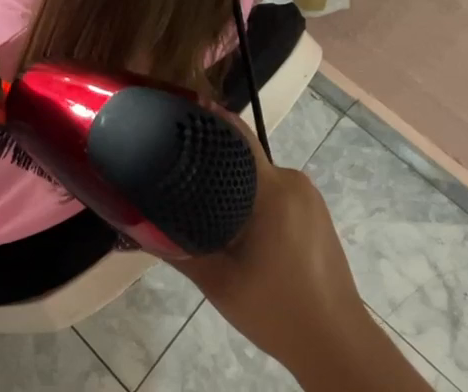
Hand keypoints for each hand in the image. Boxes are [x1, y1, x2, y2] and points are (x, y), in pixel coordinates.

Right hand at [169, 121, 428, 389]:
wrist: (338, 347)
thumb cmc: (276, 310)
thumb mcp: (215, 281)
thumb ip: (172, 246)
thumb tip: (129, 222)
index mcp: (273, 188)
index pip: (233, 132)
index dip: (199, 121)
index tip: (166, 121)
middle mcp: (293, 181)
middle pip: (241, 153)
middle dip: (207, 159)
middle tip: (169, 170)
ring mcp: (308, 196)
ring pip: (255, 173)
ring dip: (229, 182)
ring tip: (195, 199)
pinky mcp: (314, 212)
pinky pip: (273, 188)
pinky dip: (249, 197)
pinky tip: (230, 222)